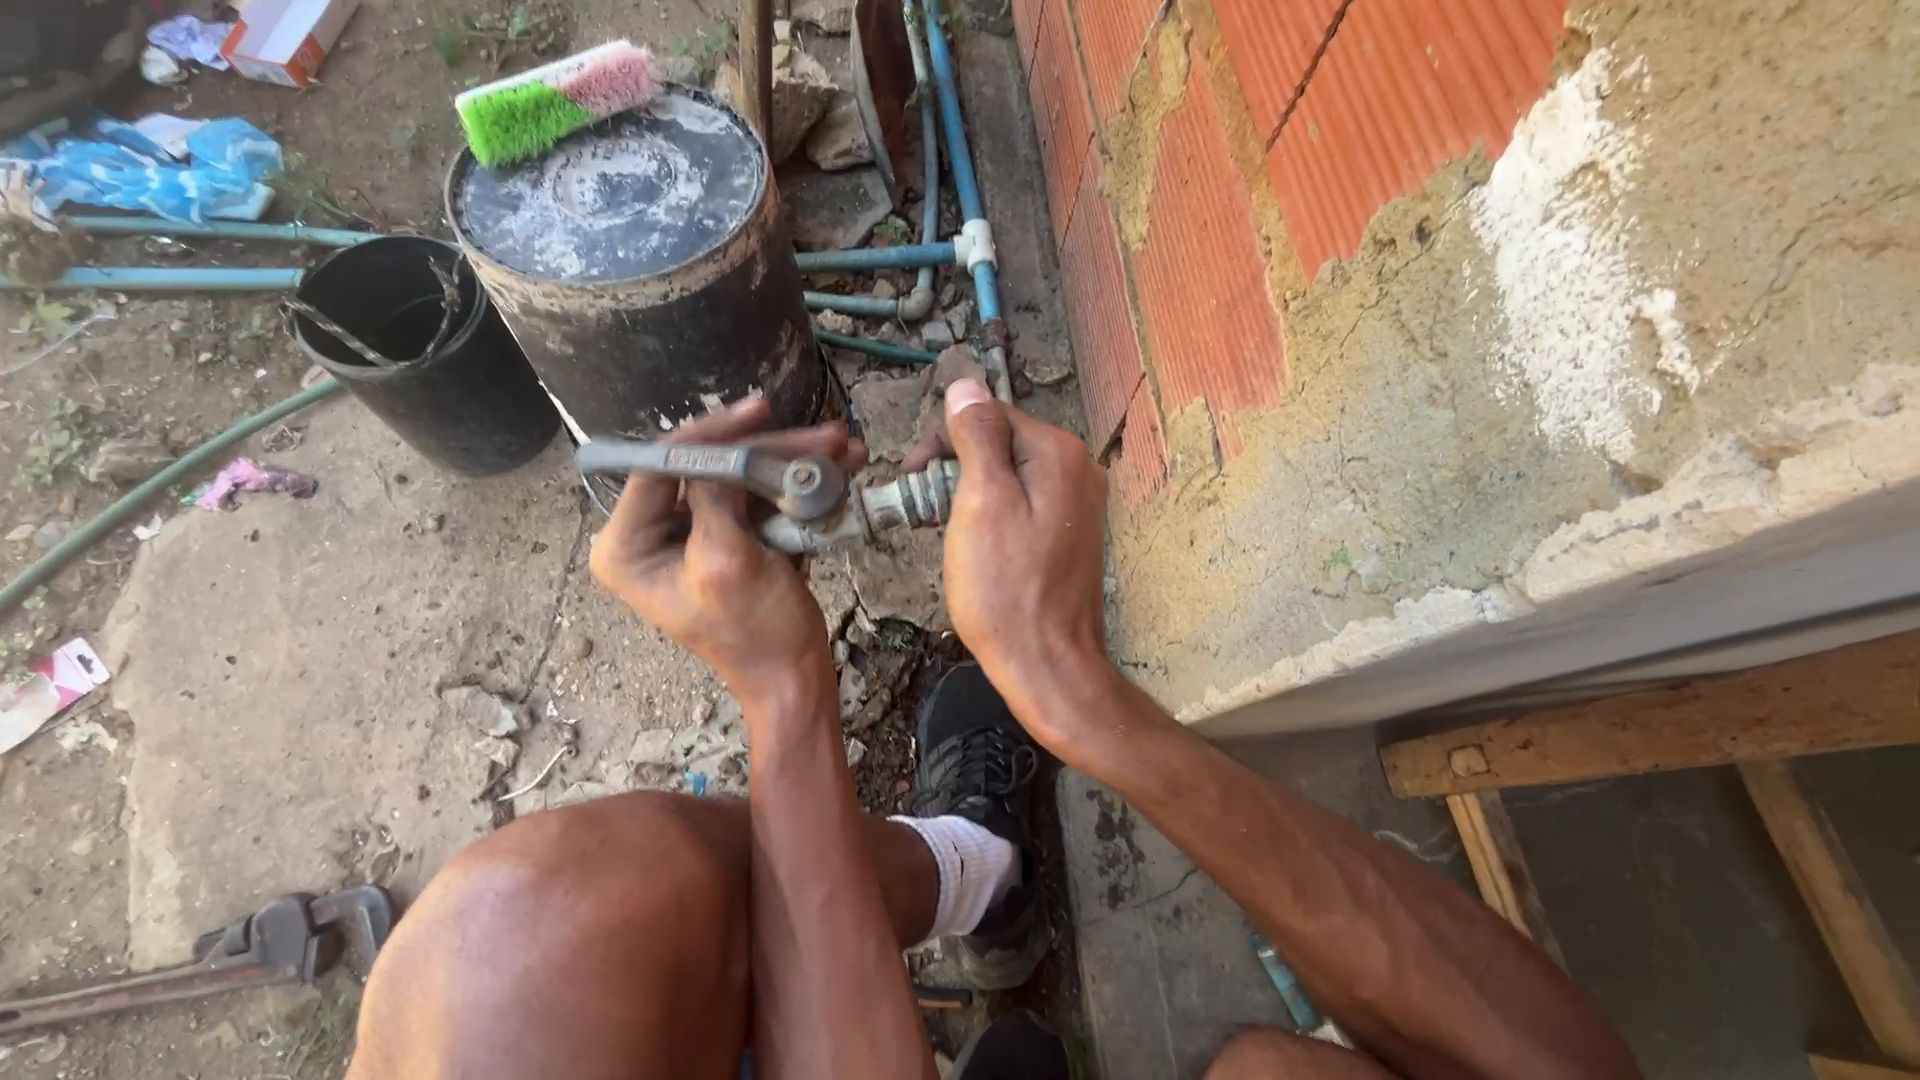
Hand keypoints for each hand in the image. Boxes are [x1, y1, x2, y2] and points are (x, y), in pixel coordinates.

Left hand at [588, 399, 864, 709]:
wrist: (793, 678)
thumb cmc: (756, 634)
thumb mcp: (727, 563)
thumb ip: (714, 500)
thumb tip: (725, 452)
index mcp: (628, 546)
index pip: (659, 466)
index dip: (711, 435)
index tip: (761, 413)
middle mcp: (651, 533)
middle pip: (707, 466)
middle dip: (770, 450)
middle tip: (826, 437)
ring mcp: (693, 533)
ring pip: (740, 475)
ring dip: (793, 461)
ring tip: (844, 449)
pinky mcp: (729, 536)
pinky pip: (758, 496)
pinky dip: (795, 483)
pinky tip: (837, 470)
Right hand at [908, 379, 1117, 754]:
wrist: (1047, 663)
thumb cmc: (1006, 589)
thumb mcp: (981, 502)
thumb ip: (977, 436)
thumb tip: (966, 385)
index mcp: (1059, 453)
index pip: (990, 416)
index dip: (944, 443)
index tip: (913, 479)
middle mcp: (1079, 470)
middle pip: (1002, 445)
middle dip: (958, 470)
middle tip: (929, 513)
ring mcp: (1081, 505)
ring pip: (1011, 477)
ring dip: (973, 495)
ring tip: (952, 535)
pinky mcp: (1072, 535)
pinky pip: (1025, 507)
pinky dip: (995, 518)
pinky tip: (981, 550)